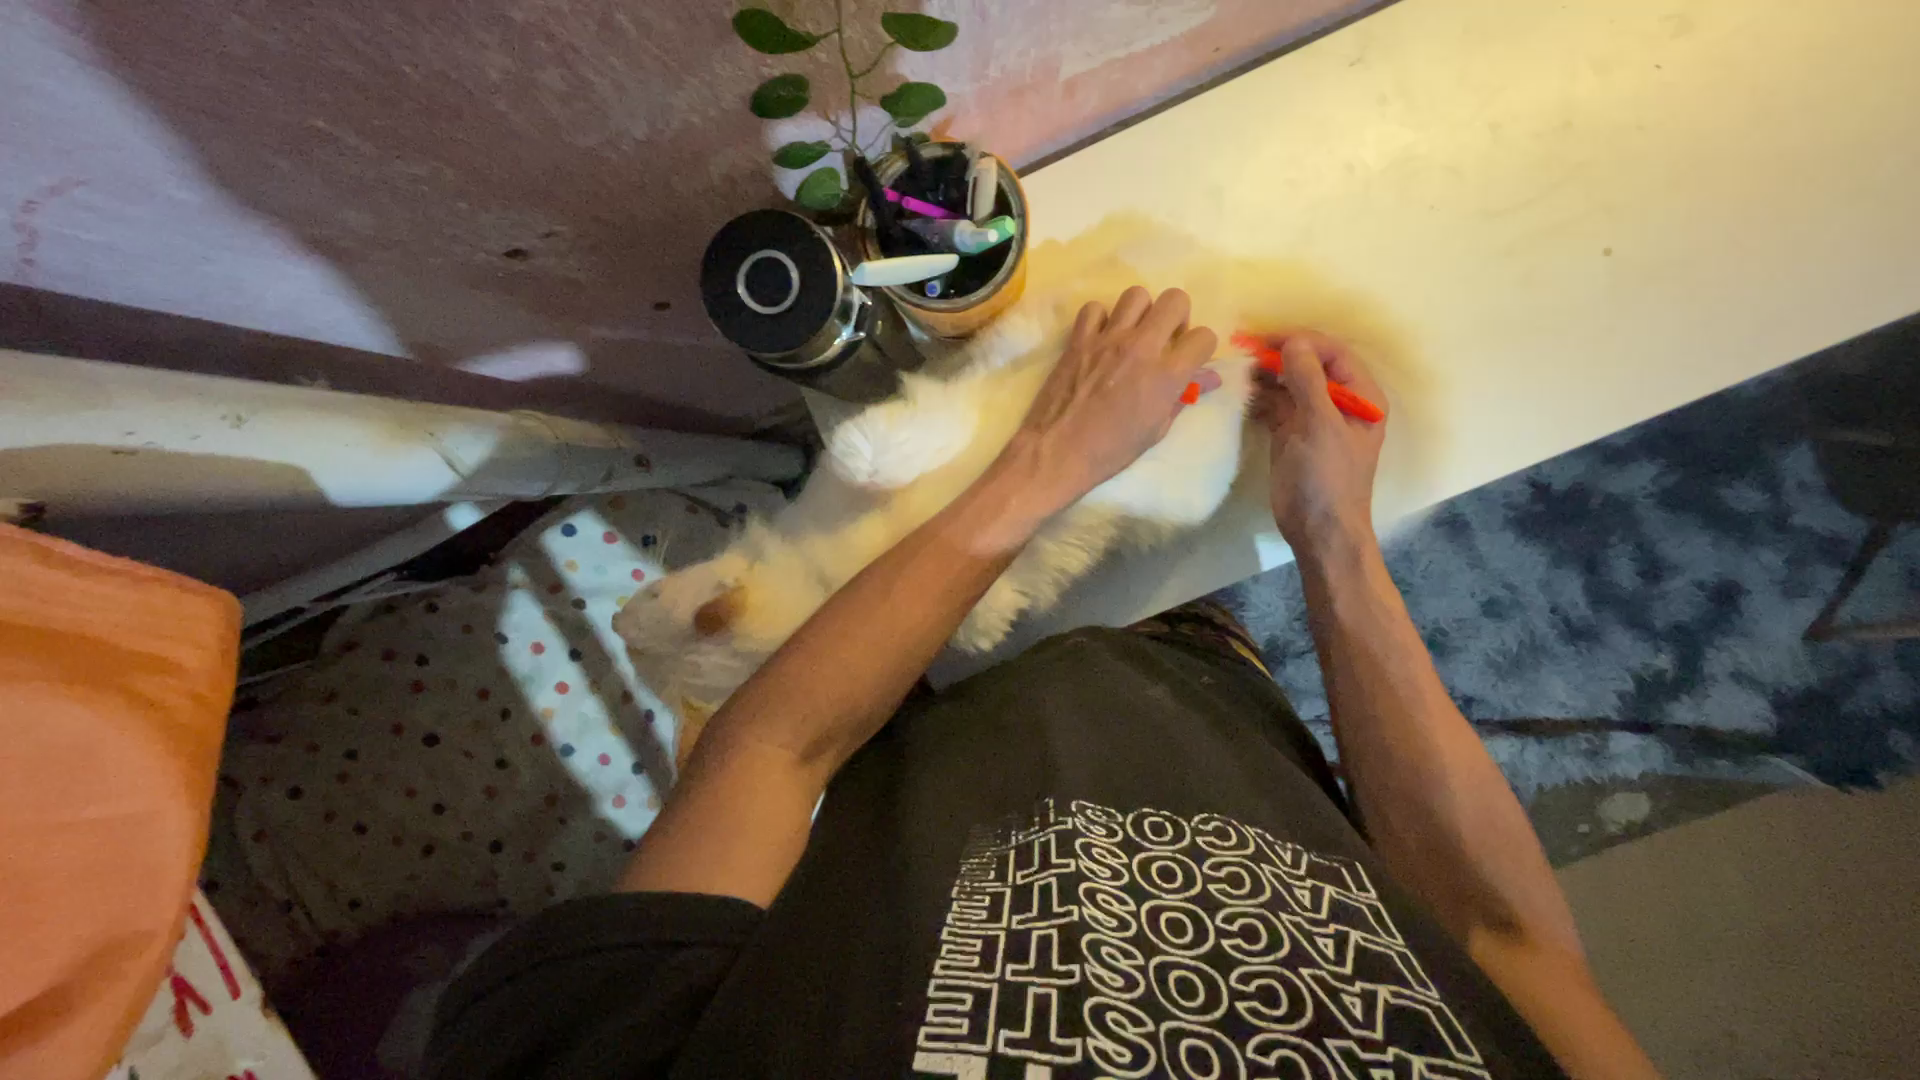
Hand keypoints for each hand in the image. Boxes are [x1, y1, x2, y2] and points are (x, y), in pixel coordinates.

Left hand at [995, 286, 1218, 515]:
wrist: (1057, 452)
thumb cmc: (1110, 451)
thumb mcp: (1155, 430)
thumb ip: (1182, 397)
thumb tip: (1209, 379)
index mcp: (1166, 375)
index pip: (1203, 337)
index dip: (1200, 347)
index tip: (1189, 359)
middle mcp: (1141, 347)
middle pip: (1175, 300)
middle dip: (1177, 317)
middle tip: (1165, 340)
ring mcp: (1107, 339)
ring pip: (1136, 295)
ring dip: (1141, 312)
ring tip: (1133, 334)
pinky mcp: (1078, 340)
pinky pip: (1094, 308)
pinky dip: (1100, 318)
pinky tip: (1099, 338)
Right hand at [1254, 331, 1387, 554]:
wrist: (1319, 529)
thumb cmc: (1328, 477)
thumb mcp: (1320, 425)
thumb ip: (1308, 380)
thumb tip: (1294, 343)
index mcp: (1361, 396)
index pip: (1332, 353)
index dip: (1301, 342)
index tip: (1265, 340)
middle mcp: (1339, 403)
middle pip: (1310, 366)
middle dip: (1280, 357)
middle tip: (1246, 353)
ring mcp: (1314, 419)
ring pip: (1290, 385)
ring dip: (1267, 377)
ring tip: (1241, 373)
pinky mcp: (1292, 436)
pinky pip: (1277, 407)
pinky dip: (1261, 399)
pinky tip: (1243, 396)